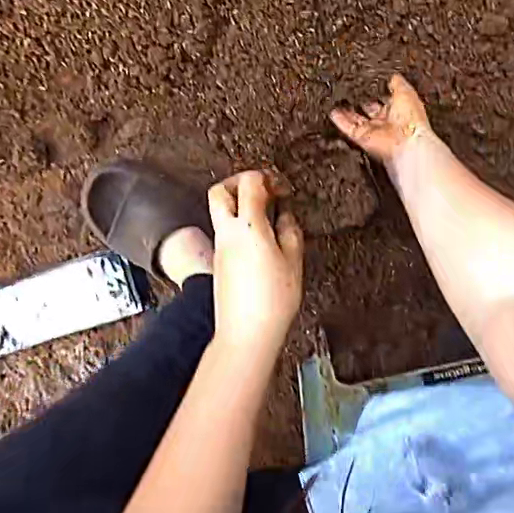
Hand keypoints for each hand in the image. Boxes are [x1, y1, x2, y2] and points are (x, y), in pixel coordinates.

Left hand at [207, 171, 303, 350]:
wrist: (245, 334)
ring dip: (241, 205)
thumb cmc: (272, 301)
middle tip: (262, 189)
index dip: (267, 178)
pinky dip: (241, 226)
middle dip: (239, 182)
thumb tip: (285, 216)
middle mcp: (228, 233)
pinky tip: (262, 240)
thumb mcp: (293, 260)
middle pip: (220, 191)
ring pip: (221, 212)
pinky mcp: (220, 262)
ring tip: (268, 217)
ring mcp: (220, 248)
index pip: (249, 183)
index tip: (281, 188)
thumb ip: (290, 230)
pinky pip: (226, 232)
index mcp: (248, 227)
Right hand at [330, 73, 433, 166]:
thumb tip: (393, 76)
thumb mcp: (406, 92)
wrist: (405, 142)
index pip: (385, 99)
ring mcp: (373, 130)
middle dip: (361, 101)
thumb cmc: (410, 119)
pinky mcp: (362, 137)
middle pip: (369, 110)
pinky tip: (332, 111)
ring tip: (337, 100)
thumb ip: (397, 83)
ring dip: (347, 111)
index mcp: (399, 110)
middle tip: (350, 91)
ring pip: (357, 119)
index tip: (368, 84)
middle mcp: (385, 121)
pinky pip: (348, 128)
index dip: (377, 92)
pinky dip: (340, 121)